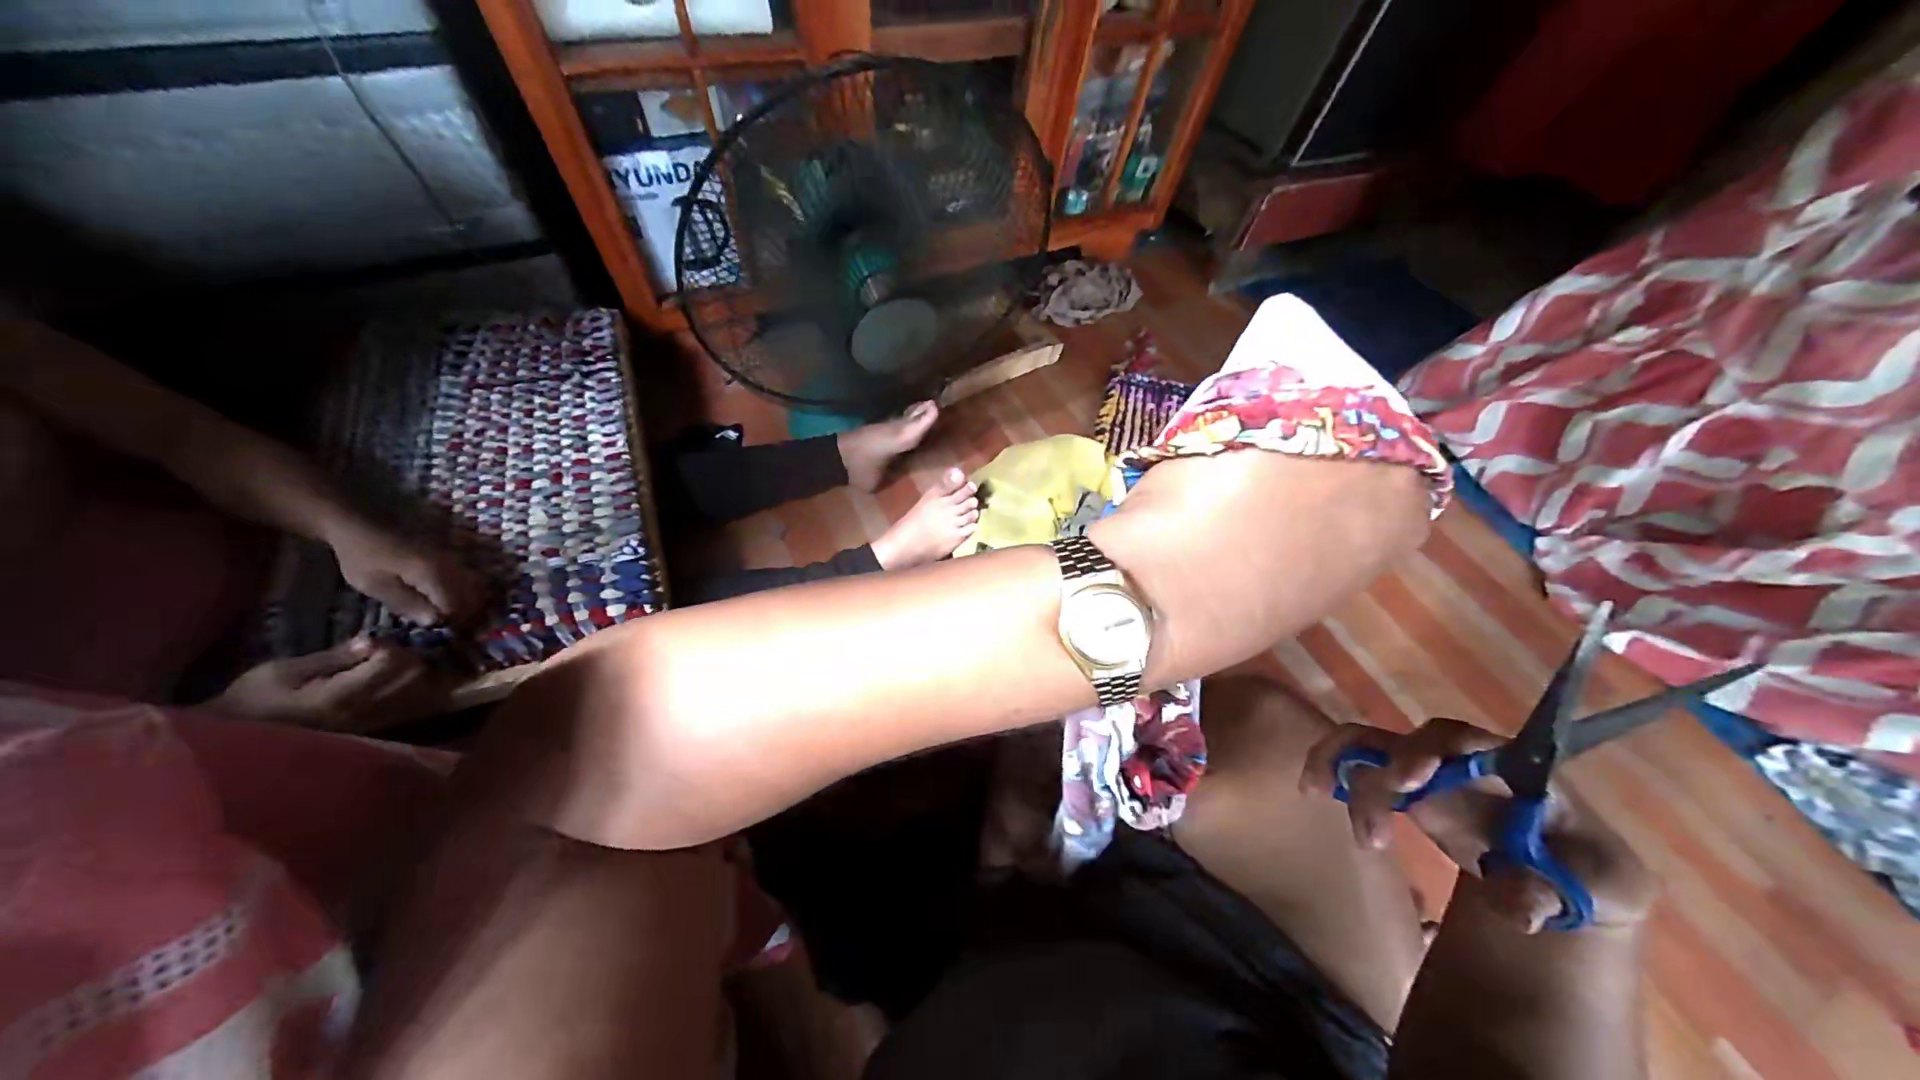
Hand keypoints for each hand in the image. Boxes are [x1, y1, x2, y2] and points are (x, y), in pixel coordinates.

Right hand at [211, 637, 434, 729]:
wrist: (236, 741)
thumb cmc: (252, 699)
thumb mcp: (283, 671)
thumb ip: (333, 657)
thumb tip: (372, 640)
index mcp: (340, 696)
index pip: (392, 663)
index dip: (390, 645)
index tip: (374, 640)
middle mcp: (364, 713)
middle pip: (414, 677)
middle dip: (411, 657)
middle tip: (390, 649)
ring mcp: (372, 724)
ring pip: (419, 693)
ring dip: (418, 673)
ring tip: (397, 662)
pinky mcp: (373, 730)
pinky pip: (410, 708)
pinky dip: (415, 691)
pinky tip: (401, 680)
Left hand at [329, 523, 483, 624]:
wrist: (358, 519)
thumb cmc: (360, 553)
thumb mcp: (373, 584)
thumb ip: (406, 604)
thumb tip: (434, 622)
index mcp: (433, 573)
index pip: (457, 605)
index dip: (455, 624)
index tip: (447, 637)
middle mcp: (452, 564)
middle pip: (474, 595)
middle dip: (469, 614)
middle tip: (456, 630)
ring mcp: (454, 557)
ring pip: (475, 585)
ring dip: (470, 603)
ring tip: (456, 618)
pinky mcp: (451, 553)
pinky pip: (468, 576)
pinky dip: (466, 591)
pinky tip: (451, 600)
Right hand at [1302, 718, 1658, 931]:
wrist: (1568, 871)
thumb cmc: (1588, 870)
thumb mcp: (1598, 890)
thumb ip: (1557, 895)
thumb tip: (1517, 912)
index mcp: (1507, 767)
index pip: (1461, 739)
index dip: (1428, 751)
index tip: (1408, 783)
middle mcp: (1458, 760)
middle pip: (1402, 741)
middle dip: (1375, 769)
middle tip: (1370, 828)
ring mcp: (1427, 772)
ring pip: (1368, 744)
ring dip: (1338, 762)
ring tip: (1314, 791)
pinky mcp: (1404, 790)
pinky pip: (1358, 766)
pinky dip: (1331, 770)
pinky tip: (1314, 791)